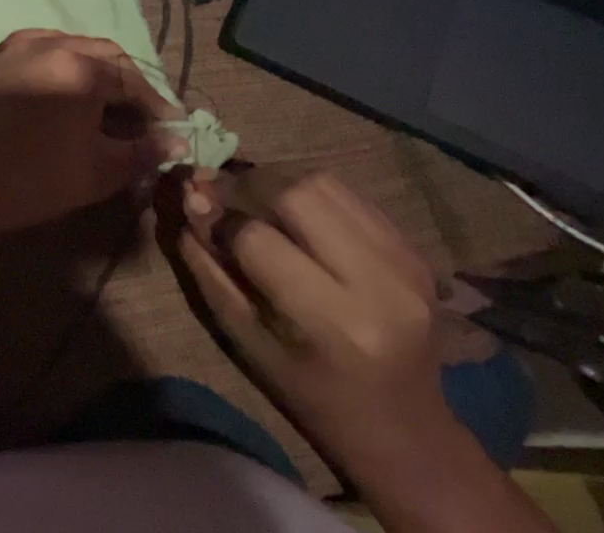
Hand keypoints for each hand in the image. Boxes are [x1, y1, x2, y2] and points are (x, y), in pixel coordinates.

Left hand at [0, 29, 186, 239]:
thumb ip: (144, 151)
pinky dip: (63, 64)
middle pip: (106, 55)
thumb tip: (176, 140)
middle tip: (140, 118)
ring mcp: (18, 46)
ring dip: (96, 70)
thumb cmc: (33, 182)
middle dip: (128, 83)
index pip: (135, 81)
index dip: (157, 107)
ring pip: (74, 47)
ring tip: (106, 107)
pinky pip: (43, 49)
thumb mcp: (99, 171)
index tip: (169, 129)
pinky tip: (67, 94)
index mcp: (82, 68)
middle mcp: (52, 44)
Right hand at [173, 169, 457, 468]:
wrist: (401, 423)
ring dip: (276, 180)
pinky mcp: (415, 249)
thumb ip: (211, 269)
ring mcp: (405, 261)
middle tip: (219, 194)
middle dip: (246, 184)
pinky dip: (308, 193)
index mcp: (332, 320)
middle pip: (298, 192)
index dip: (216, 215)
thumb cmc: (307, 391)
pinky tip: (291, 214)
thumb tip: (188, 203)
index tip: (191, 207)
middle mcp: (378, 282)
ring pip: (323, 183)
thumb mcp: (244, 340)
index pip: (258, 238)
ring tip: (252, 201)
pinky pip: (349, 194)